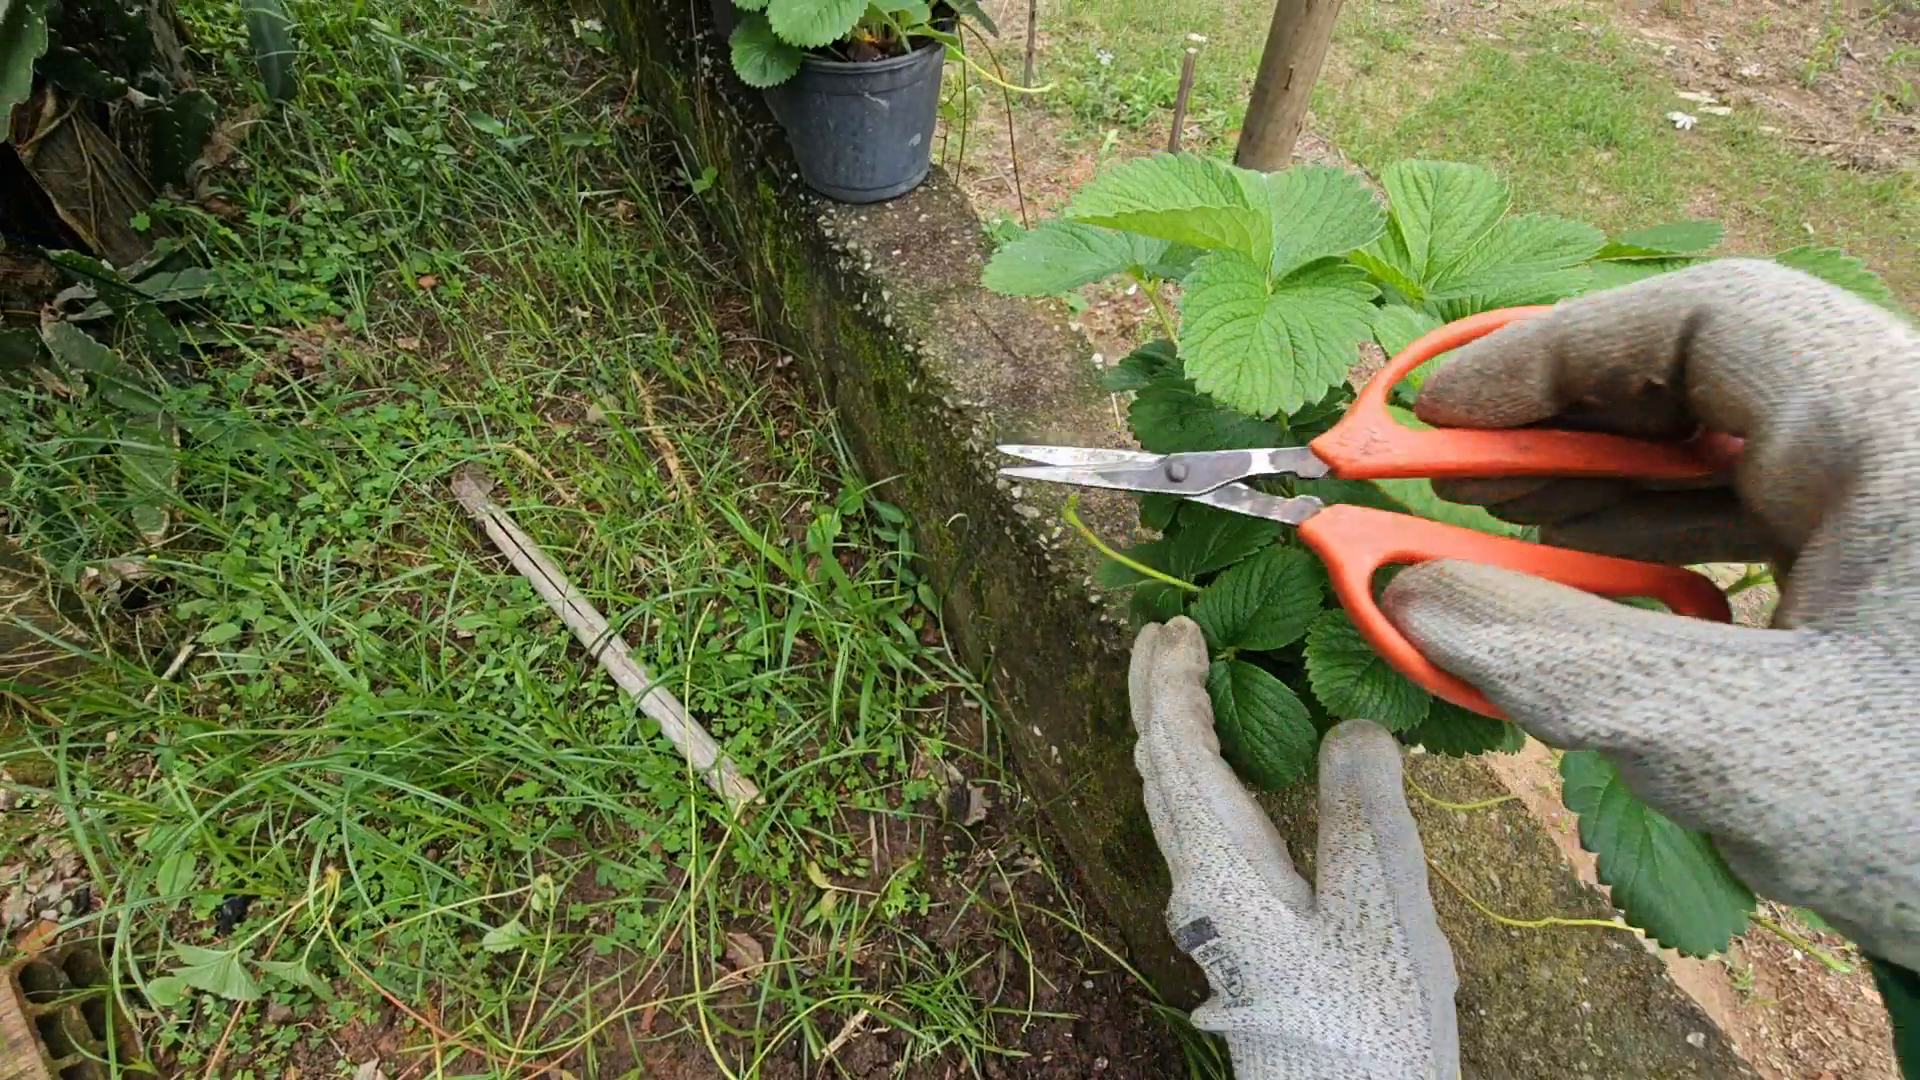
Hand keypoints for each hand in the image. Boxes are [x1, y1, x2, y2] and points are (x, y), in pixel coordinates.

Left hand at [1130, 617, 1457, 1079]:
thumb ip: (1364, 821)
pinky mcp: (1216, 912)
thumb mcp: (1384, 924)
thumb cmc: (1367, 1033)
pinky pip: (1180, 814)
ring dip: (1162, 722)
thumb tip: (1351, 727)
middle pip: (1156, 760)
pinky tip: (1199, 760)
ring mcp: (1198, 895)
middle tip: (1160, 632)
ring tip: (1171, 675)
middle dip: (1152, 690)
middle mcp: (1192, 873)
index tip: (1181, 629)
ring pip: (1161, 787)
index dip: (1175, 683)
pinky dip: (1181, 763)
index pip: (1178, 749)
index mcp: (1221, 864)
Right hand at [1379, 259, 1919, 970]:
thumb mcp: (1755, 749)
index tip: (1434, 414)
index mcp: (1913, 439)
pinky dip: (1642, 525)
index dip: (1545, 351)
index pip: (1706, 319)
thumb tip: (1405, 597)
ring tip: (1492, 517)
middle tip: (1445, 476)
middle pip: (1699, 377)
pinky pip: (1749, 505)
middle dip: (1549, 422)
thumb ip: (1559, 660)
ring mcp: (1912, 505)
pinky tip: (1581, 565)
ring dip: (1583, 475)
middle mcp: (1917, 445)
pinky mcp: (1900, 564)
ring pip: (1718, 442)